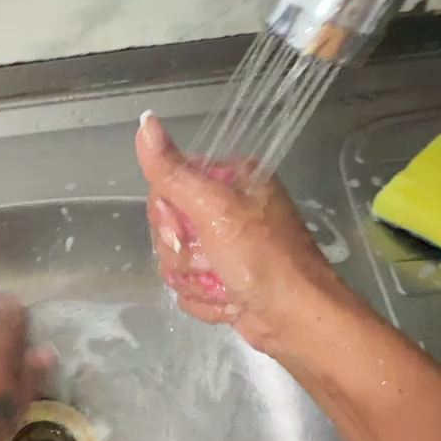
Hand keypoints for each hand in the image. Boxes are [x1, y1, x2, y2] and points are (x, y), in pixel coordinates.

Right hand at [136, 111, 354, 352]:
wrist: (295, 319)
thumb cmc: (262, 259)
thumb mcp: (215, 209)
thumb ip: (174, 172)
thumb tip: (144, 121)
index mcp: (229, 180)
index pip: (166, 187)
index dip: (167, 217)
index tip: (186, 232)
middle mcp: (227, 208)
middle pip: (166, 228)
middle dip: (183, 255)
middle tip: (211, 262)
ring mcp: (224, 246)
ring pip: (174, 262)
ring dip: (194, 281)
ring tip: (225, 285)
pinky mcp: (222, 278)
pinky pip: (187, 287)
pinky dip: (204, 299)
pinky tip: (228, 301)